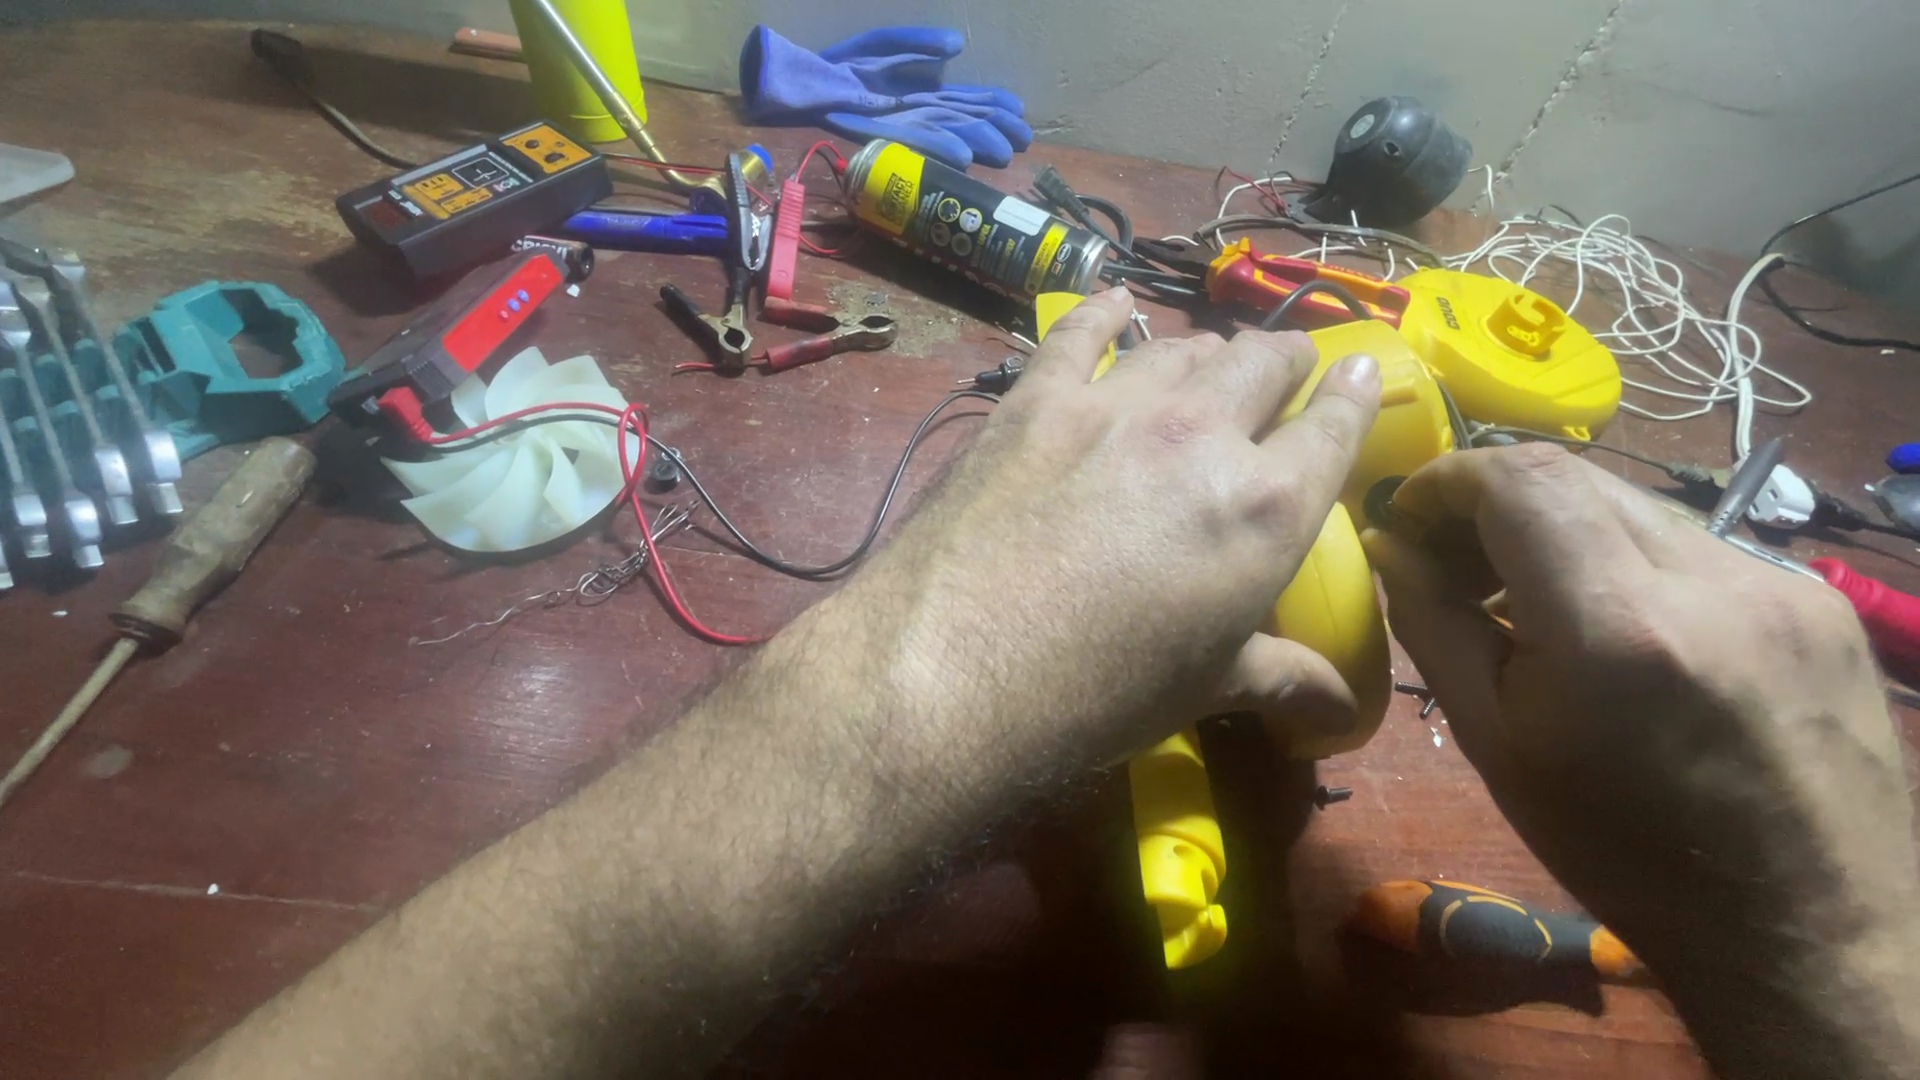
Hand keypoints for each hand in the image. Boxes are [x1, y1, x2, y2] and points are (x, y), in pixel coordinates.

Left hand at [831, 286, 1380, 780]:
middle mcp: (1201, 434)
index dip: (1355, 395)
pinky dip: (1102, 311)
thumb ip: (1281, 678)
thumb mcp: (1202, 688)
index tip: (1359, 374)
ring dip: (1203, 352)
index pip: (1336, 426)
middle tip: (1277, 376)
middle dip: (1282, 363)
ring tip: (1202, 366)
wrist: (953, 667)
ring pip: (1181, 345)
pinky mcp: (1034, 399)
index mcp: (1266, 506)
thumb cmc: (1096, 692)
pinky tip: (1113, 302)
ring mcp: (1112, 405)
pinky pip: (1079, 330)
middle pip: (1262, 362)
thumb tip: (1346, 712)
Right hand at [1366, 445, 1919, 1076]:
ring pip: (1626, 500)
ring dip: (1547, 521)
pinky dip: (1610, 550)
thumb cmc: (1612, 843)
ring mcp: (1780, 583)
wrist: (1805, 928)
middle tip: (1443, 553)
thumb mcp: (1488, 736)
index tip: (1405, 512)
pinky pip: (1681, 539)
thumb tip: (1388, 544)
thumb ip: (1430, 621)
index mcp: (1615, 628)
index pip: (1521, 481)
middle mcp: (1710, 582)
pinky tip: (1598, 616)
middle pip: (1571, 474)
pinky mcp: (1814, 599)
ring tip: (1512, 586)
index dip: (1447, 478)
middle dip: (1487, 497)